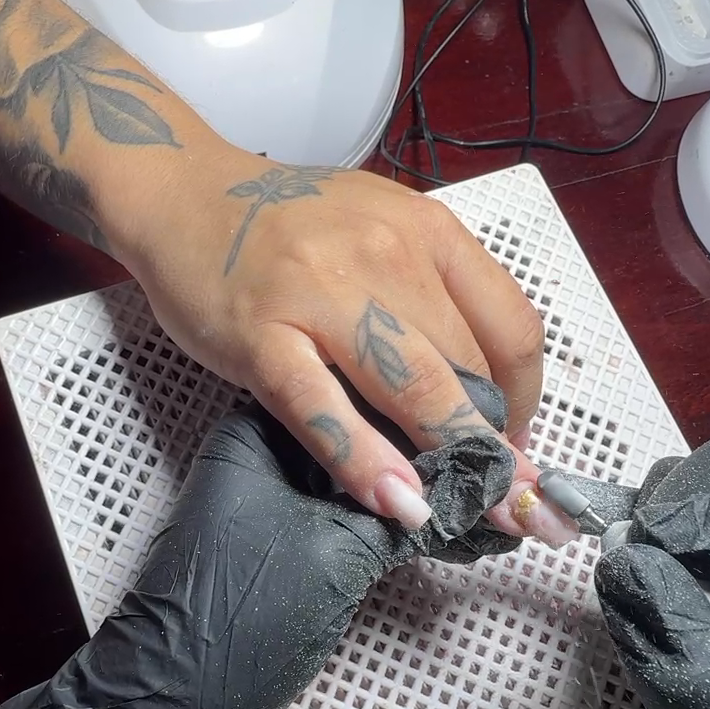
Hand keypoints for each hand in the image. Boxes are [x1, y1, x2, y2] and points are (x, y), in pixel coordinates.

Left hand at [0, 372, 519, 708]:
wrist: (180, 697)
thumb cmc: (234, 621)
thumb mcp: (330, 555)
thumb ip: (403, 515)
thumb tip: (474, 486)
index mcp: (265, 430)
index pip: (367, 396)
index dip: (440, 412)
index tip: (502, 439)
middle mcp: (276, 449)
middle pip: (383, 431)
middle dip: (455, 457)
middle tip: (521, 478)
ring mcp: (289, 491)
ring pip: (385, 473)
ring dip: (446, 490)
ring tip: (510, 503)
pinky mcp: (303, 531)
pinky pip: (373, 510)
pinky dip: (421, 519)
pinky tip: (469, 527)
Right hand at [113, 150, 574, 545]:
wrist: (183, 194)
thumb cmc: (285, 224)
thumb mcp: (377, 232)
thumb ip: (428, 293)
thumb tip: (473, 390)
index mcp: (426, 230)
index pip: (509, 326)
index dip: (526, 400)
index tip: (515, 443)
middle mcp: (386, 255)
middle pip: (467, 367)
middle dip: (496, 447)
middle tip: (511, 505)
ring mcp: (321, 296)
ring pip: (410, 388)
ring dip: (452, 460)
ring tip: (476, 514)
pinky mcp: (262, 337)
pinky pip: (324, 410)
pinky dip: (364, 461)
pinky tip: (393, 502)